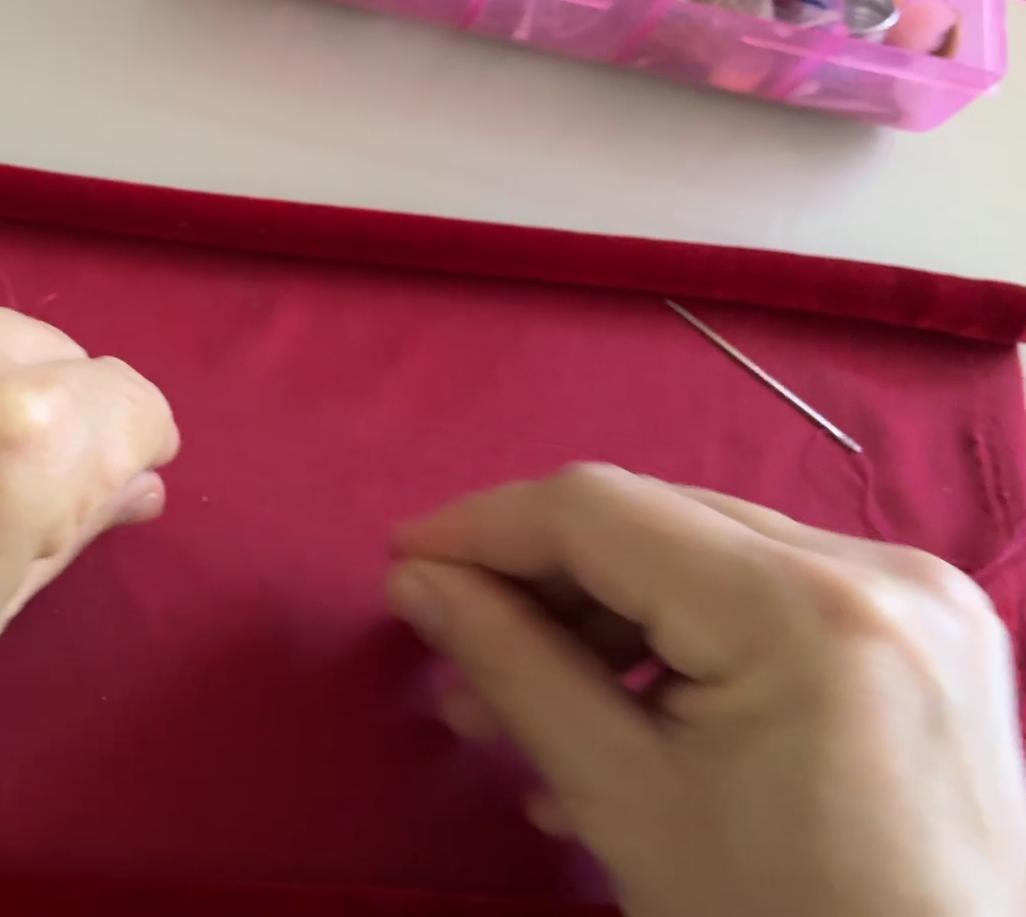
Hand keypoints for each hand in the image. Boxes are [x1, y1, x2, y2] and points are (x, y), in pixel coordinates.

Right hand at [387, 464, 1025, 916]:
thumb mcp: (618, 792)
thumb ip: (505, 659)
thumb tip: (412, 580)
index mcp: (804, 606)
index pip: (592, 510)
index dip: (478, 525)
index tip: (401, 559)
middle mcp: (870, 568)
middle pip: (633, 524)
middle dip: (523, 580)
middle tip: (447, 639)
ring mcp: (900, 598)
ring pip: (674, 557)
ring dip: (573, 618)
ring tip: (503, 704)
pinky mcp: (899, 635)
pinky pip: (730, 600)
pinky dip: (643, 643)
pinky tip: (595, 718)